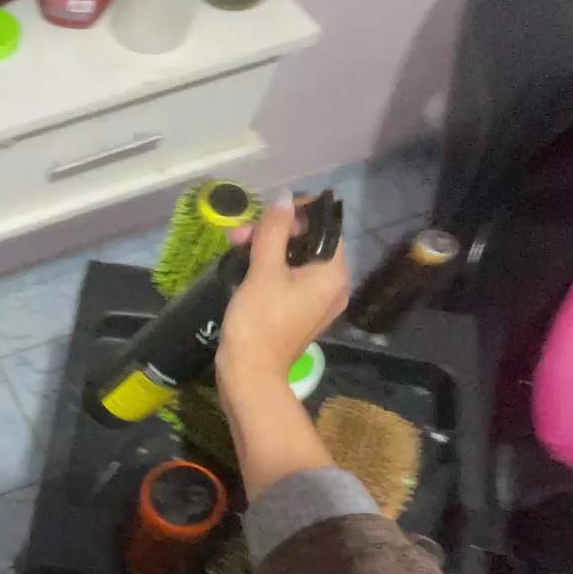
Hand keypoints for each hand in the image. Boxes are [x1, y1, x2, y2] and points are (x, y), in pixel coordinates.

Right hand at [216, 191, 350, 392]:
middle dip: (275, 234)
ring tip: (237, 253)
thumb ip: (274, 231)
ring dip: (269, 252)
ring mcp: (320, 304)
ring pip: (298, 263)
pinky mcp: (303, 317)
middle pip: (309, 243)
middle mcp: (335, 285)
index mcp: (333, 271)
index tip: (260, 221)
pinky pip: (293, 283)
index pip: (324, 225)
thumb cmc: (257, 323)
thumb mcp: (263, 272)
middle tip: (237, 238)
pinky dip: (273, 273)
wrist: (249, 376)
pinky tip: (248, 274)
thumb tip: (283, 197)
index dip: (293, 215)